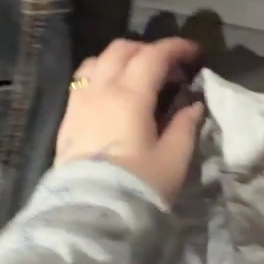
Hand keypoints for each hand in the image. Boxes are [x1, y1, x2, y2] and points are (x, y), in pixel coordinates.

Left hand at [56, 37, 204, 205]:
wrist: (93, 215)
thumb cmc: (140, 186)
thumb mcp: (173, 158)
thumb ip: (185, 126)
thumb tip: (193, 105)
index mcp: (129, 96)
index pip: (153, 56)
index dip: (176, 48)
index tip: (195, 53)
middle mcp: (100, 90)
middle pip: (121, 50)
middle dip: (148, 50)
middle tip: (170, 68)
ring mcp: (79, 103)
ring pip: (97, 61)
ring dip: (121, 60)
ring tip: (138, 77)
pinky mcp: (68, 120)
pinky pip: (83, 82)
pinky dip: (102, 76)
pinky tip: (114, 95)